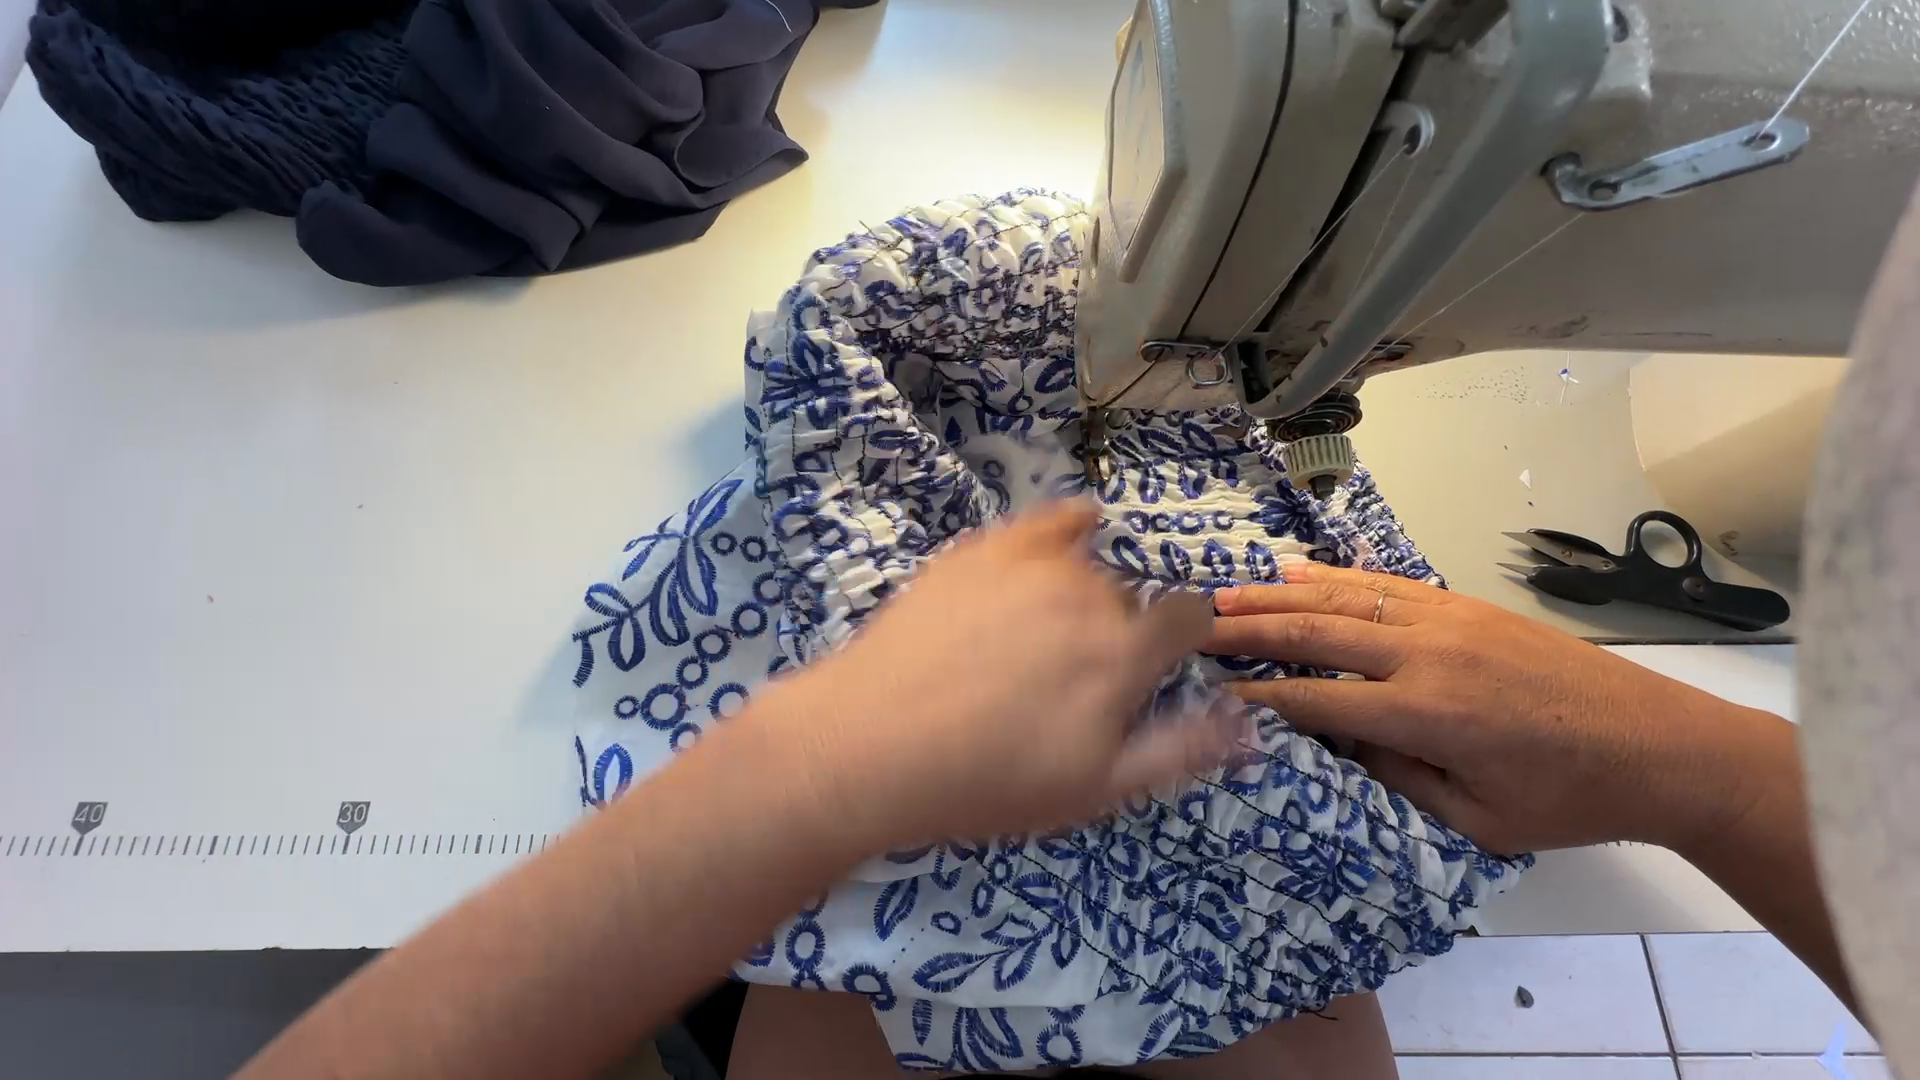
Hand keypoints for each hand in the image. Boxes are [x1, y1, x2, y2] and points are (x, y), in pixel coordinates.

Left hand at [753, 500, 1243, 850]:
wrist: (871, 744)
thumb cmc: (986, 780)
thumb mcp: (1095, 788)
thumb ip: (1179, 748)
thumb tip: (1249, 722)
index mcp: (1125, 653)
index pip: (1186, 620)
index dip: (1178, 638)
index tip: (1154, 661)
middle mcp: (1090, 593)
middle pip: (1129, 597)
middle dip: (1118, 628)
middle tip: (1070, 673)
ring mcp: (1033, 563)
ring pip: (1087, 564)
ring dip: (1082, 590)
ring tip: (1042, 629)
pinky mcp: (983, 549)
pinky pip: (1046, 521)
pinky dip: (1067, 525)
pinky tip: (1071, 530)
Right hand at [1207, 563, 1791, 854]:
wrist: (1666, 748)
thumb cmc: (1568, 799)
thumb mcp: (1476, 819)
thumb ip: (1395, 776)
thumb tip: (1336, 736)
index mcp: (1426, 715)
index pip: (1316, 698)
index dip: (1258, 694)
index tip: (1212, 690)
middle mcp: (1425, 655)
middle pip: (1314, 632)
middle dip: (1246, 630)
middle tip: (1194, 626)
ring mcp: (1444, 619)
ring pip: (1340, 597)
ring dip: (1275, 595)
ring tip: (1225, 594)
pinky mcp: (1462, 603)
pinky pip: (1381, 582)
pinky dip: (1330, 575)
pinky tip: (1292, 569)